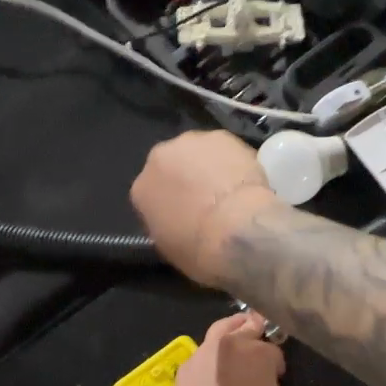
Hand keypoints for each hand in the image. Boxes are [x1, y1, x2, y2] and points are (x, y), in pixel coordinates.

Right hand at [131, 131, 279, 285]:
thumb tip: (174, 221)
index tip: (185, 218)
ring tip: (229, 189)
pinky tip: (244, 181)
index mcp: (141, 190)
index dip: (170, 206)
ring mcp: (190, 142)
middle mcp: (159, 157)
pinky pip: (225, 149)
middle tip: (208, 202)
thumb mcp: (170, 249)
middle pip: (172, 166)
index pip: (151, 195)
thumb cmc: (200, 249)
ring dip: (209, 166)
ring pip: (198, 153)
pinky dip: (233, 161)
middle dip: (187, 179)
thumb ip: (165, 226)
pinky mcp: (222, 135)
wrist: (237, 230)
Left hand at [168, 312, 303, 385]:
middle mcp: (231, 345)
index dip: (278, 366)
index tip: (277, 379)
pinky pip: (201, 355)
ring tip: (235, 344)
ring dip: (231, 332)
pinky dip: (210, 358)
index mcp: (259, 353)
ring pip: (220, 331)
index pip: (274, 352)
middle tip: (258, 346)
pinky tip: (212, 373)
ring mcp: (204, 354)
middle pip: (247, 326)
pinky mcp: (185, 370)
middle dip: (256, 332)